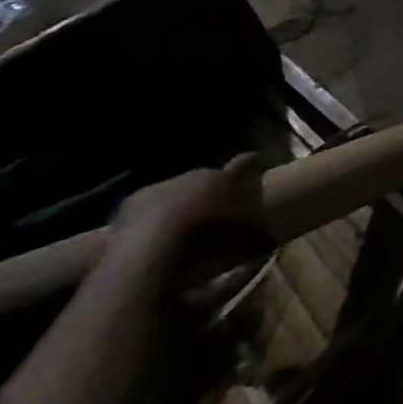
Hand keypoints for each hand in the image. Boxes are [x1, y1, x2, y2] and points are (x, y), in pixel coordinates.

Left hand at [112, 154, 267, 251]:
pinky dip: (152, 221)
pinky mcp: (132, 204)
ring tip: (183, 230)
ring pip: (176, 192)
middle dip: (211, 192)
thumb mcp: (247, 240)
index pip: (245, 162)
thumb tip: (270, 238)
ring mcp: (161, 187)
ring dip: (180, 206)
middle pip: (207, 179)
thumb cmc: (210, 235)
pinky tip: (154, 240)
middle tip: (216, 211)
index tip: (259, 161)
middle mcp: (195, 175)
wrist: (154, 243)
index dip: (253, 163)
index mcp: (225, 178)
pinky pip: (147, 210)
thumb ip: (259, 235)